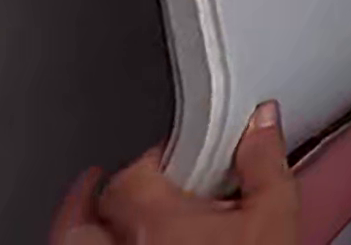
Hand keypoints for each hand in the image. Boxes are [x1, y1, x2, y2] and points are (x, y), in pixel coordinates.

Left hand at [49, 101, 296, 244]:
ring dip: (78, 231)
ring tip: (89, 214)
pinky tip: (111, 243)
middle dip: (83, 200)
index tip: (167, 151)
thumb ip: (265, 159)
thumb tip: (262, 119)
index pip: (132, 178)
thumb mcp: (275, 207)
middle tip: (91, 180)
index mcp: (158, 225)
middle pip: (75, 227)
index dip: (149, 159)